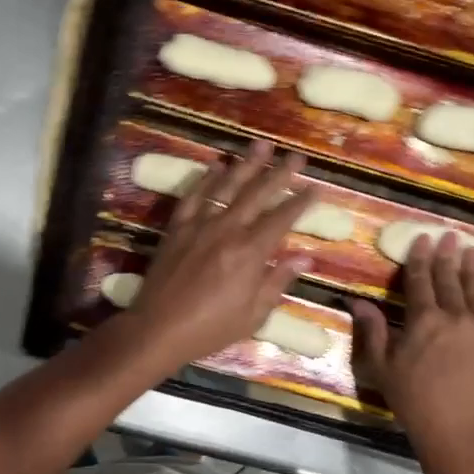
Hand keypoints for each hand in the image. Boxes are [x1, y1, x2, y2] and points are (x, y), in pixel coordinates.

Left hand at [122, 140, 316, 366]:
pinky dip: (205, 179)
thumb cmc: (210, 329)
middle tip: (296, 154)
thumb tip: (304, 258)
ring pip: (226, 186)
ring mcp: (199, 226)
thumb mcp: (253, 315)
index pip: (282, 219)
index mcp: (250, 253)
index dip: (300, 202)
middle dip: (279, 173)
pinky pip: (193, 197)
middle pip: (258, 194)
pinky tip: (216, 166)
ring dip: (246, 164)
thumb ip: (277, 282)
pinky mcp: (176, 229)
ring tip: (261, 144)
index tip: (315, 187)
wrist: (158, 329)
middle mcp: (227, 230)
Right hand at [350, 231, 473, 446]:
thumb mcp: (381, 366)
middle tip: (450, 235)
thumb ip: (372, 330)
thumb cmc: (410, 398)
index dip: (419, 258)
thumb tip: (357, 301)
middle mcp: (455, 316)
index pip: (420, 280)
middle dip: (448, 255)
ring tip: (473, 251)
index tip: (423, 238)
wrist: (454, 425)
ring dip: (473, 269)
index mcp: (423, 320)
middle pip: (450, 279)